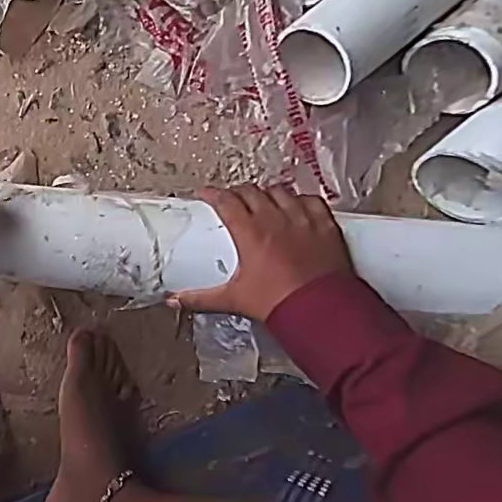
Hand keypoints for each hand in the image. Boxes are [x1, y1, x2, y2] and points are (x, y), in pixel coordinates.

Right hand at [171, 184, 352, 319]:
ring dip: (267, 193)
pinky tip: (296, 205)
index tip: (206, 194)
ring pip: (281, 192)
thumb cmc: (279, 302)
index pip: (226, 202)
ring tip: (261, 199)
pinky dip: (300, 199)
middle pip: (252, 192)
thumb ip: (201, 298)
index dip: (212, 194)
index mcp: (251, 233)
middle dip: (237, 192)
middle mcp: (276, 220)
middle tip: (231, 198)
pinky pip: (311, 201)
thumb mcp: (234, 299)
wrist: (320, 309)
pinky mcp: (325, 226)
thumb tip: (177, 301)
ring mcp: (302, 220)